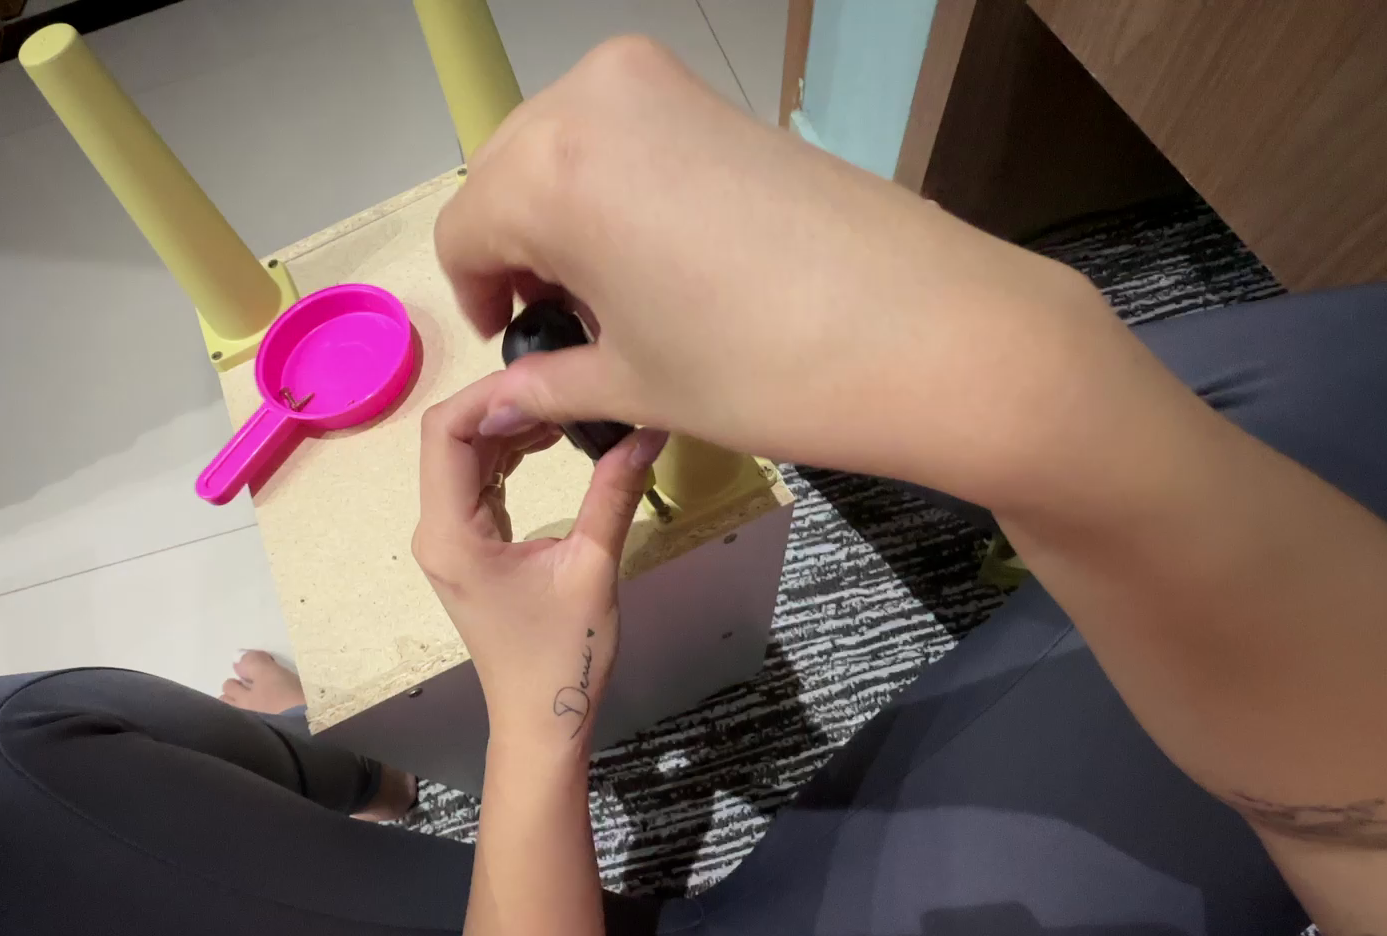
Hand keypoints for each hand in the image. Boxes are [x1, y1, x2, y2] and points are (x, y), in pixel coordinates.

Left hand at [412, 375, 666, 748]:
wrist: (541, 717)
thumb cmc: (564, 654)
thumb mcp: (592, 568)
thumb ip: (613, 492)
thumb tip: (648, 427)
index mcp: (452, 532)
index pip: (447, 432)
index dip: (490, 393)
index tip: (547, 377)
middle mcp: (436, 528)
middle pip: (452, 438)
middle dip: (505, 405)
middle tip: (567, 385)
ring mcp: (448, 539)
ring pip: (463, 457)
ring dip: (508, 428)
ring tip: (567, 408)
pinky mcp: (467, 547)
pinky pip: (477, 484)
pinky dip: (508, 456)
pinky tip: (549, 441)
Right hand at [435, 36, 1176, 514]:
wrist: (925, 333)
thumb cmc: (755, 373)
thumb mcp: (633, 385)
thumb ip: (544, 384)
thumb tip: (492, 403)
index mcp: (551, 170)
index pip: (461, 228)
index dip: (475, 295)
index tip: (512, 341)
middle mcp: (591, 98)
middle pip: (504, 177)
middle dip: (515, 253)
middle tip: (563, 323)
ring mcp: (660, 82)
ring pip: (560, 152)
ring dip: (560, 222)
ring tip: (614, 297)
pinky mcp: (714, 95)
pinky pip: (620, 139)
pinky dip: (609, 194)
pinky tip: (655, 256)